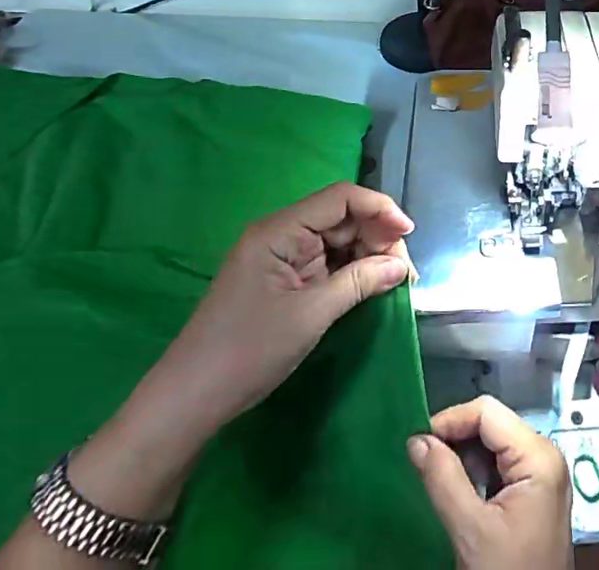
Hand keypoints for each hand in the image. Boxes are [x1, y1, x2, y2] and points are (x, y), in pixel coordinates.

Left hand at [147, 181, 416, 430]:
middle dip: (376, 236)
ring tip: (393, 280)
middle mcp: (281, 234)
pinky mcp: (283, 280)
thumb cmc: (248, 350)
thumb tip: (401, 266)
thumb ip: (359, 281)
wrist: (190, 399)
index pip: (340, 198)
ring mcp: (281, 258)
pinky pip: (326, 263)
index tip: (408, 234)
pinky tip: (370, 285)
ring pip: (337, 241)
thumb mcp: (311, 315)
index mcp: (280, 230)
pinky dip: (351, 271)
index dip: (379, 208)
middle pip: (341, 217)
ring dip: (367, 255)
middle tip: (403, 270)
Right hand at [408, 396, 573, 569]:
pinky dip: (474, 473)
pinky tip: (456, 491)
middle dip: (455, 438)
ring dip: (462, 457)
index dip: (450, 420)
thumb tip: (416, 439)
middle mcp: (544, 454)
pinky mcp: (534, 493)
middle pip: (492, 424)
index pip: (488, 412)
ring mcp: (542, 473)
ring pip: (493, 444)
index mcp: (538, 455)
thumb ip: (444, 479)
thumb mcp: (472, 531)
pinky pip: (499, 466)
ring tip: (434, 476)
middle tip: (421, 460)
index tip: (417, 442)